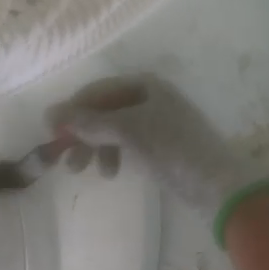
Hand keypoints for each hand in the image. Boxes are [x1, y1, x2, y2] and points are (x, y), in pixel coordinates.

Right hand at [46, 74, 268, 220]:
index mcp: (144, 85)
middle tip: (67, 162)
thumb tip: (50, 113)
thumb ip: (89, 122)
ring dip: (96, 147)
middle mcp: (150, 97)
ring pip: (114, 129)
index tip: (52, 135)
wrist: (218, 185)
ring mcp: (158, 121)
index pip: (96, 91)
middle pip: (104, 110)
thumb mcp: (128, 131)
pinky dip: (115, 155)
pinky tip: (113, 172)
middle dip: (83, 134)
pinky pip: (128, 143)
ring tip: (89, 172)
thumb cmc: (173, 149)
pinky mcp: (163, 145)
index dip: (72, 111)